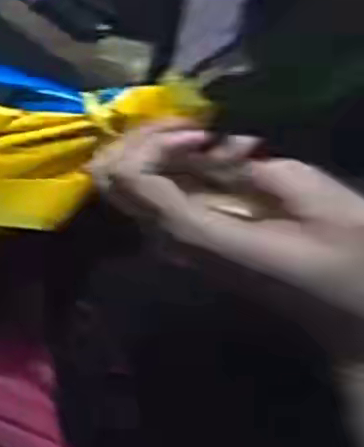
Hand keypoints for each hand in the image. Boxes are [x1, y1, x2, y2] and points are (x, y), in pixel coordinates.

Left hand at [92, 123, 363, 354]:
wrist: (362, 322)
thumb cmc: (360, 271)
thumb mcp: (334, 214)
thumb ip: (272, 175)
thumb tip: (228, 148)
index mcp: (186, 230)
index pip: (127, 175)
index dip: (152, 144)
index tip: (202, 131)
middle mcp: (159, 234)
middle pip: (108, 176)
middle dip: (138, 141)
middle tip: (190, 124)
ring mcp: (164, 237)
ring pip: (123, 182)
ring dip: (153, 152)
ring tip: (207, 137)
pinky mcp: (180, 235)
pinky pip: (151, 193)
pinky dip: (168, 167)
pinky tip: (213, 155)